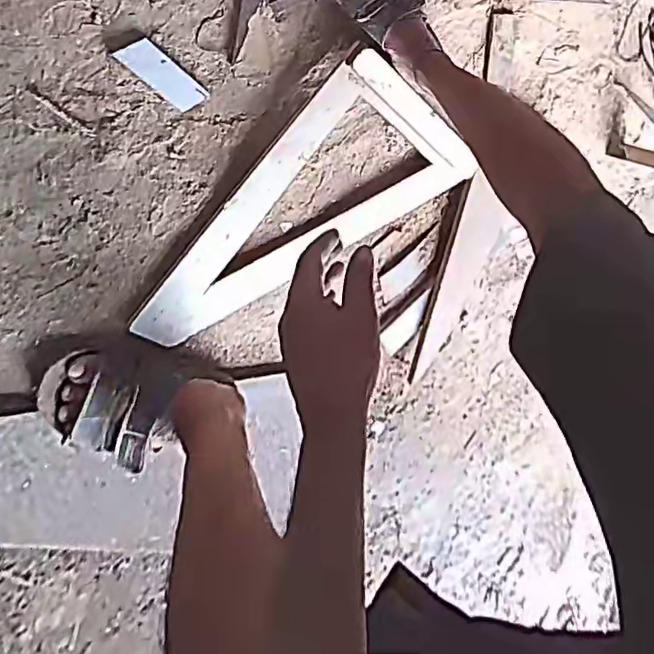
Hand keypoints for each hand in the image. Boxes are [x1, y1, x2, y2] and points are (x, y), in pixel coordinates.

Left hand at [280, 231, 380, 431]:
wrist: (332, 418)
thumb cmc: (345, 372)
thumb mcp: (362, 316)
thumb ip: (361, 280)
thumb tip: (362, 255)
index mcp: (302, 303)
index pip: (308, 260)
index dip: (323, 243)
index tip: (335, 235)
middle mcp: (291, 317)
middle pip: (304, 278)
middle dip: (324, 262)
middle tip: (338, 250)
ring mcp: (292, 337)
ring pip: (306, 299)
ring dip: (325, 283)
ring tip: (343, 277)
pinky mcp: (297, 353)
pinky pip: (308, 317)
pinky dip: (323, 304)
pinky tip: (339, 313)